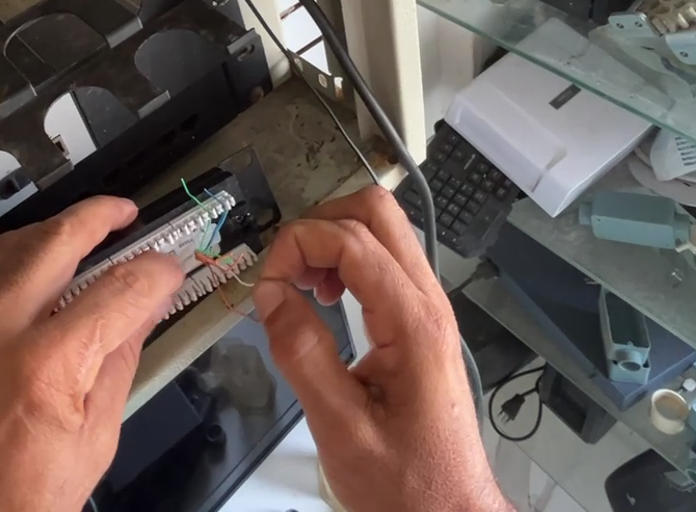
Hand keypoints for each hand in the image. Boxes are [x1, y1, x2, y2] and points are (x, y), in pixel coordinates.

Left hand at [0, 196, 184, 511]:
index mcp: (42, 371)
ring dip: (49, 235)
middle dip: (98, 216)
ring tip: (77, 237)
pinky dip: (3, 268)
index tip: (165, 268)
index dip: (154, 272)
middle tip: (122, 214)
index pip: (119, 290)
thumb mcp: (90, 443)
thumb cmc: (10, 511)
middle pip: (56, 240)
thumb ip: (120, 359)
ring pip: (6, 248)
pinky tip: (23, 276)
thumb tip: (145, 306)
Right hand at [252, 186, 508, 511]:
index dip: (299, 244)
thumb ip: (303, 355)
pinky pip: (381, 256)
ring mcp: (427, 305)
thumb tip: (269, 292)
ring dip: (331, 238)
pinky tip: (323, 295)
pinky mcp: (419, 316)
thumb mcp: (341, 430)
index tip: (268, 282)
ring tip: (302, 284)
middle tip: (288, 270)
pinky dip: (344, 257)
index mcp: (413, 323)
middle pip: (375, 210)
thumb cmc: (405, 486)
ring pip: (380, 226)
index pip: (351, 239)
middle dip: (319, 224)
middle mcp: (427, 300)